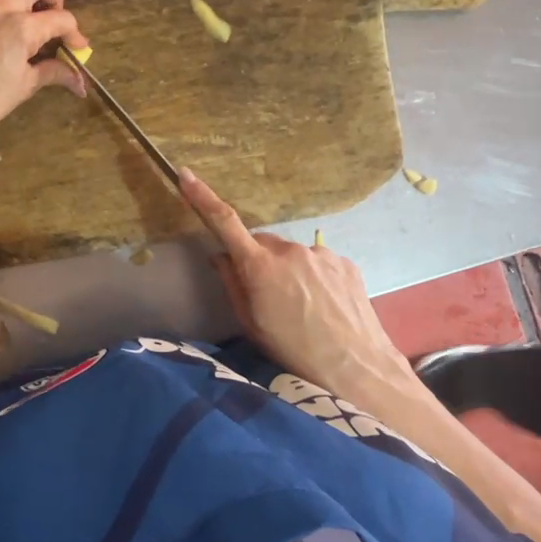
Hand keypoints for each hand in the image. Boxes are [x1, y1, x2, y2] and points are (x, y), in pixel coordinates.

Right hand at [179, 169, 419, 398]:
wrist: (355, 366)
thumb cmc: (293, 351)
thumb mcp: (251, 324)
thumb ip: (232, 285)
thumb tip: (221, 257)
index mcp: (260, 267)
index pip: (225, 224)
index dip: (202, 198)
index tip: (185, 175)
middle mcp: (290, 251)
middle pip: (262, 245)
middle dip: (257, 261)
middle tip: (264, 296)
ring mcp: (321, 254)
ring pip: (291, 255)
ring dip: (288, 271)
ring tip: (300, 307)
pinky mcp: (344, 262)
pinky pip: (317, 262)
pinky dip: (312, 277)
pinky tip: (321, 305)